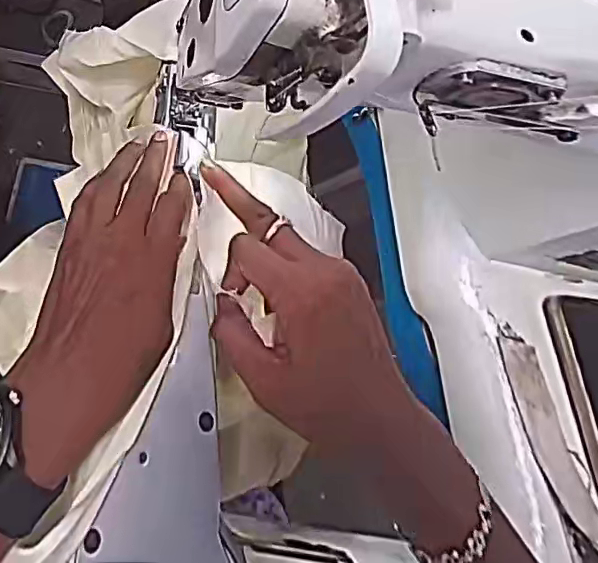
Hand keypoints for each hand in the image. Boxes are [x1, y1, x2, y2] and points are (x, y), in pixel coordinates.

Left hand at [9, 134, 191, 487]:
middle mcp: (121, 243)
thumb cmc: (114, 364)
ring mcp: (92, 241)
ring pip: (110, 185)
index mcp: (153, 261)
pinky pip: (85, 203)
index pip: (172, 206)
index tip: (185, 175)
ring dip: (125, 160)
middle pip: (142, 184)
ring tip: (137, 145)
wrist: (64, 381)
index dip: (181, 185)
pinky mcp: (70, 248)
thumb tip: (171, 253)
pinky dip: (98, 183)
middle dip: (156, 157)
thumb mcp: (164, 322)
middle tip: (165, 140)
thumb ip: (169, 276)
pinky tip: (104, 178)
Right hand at [204, 163, 422, 457]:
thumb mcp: (263, 380)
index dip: (228, 268)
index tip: (226, 289)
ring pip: (288, 237)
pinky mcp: (349, 278)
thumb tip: (221, 302)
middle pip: (270, 222)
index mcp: (301, 293)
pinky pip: (307, 255)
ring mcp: (340, 272)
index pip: (247, 247)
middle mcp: (325, 272)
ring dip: (264, 251)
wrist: (381, 420)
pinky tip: (281, 300)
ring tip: (251, 283)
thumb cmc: (331, 407)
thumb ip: (231, 331)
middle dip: (238, 200)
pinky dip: (286, 265)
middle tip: (216, 177)